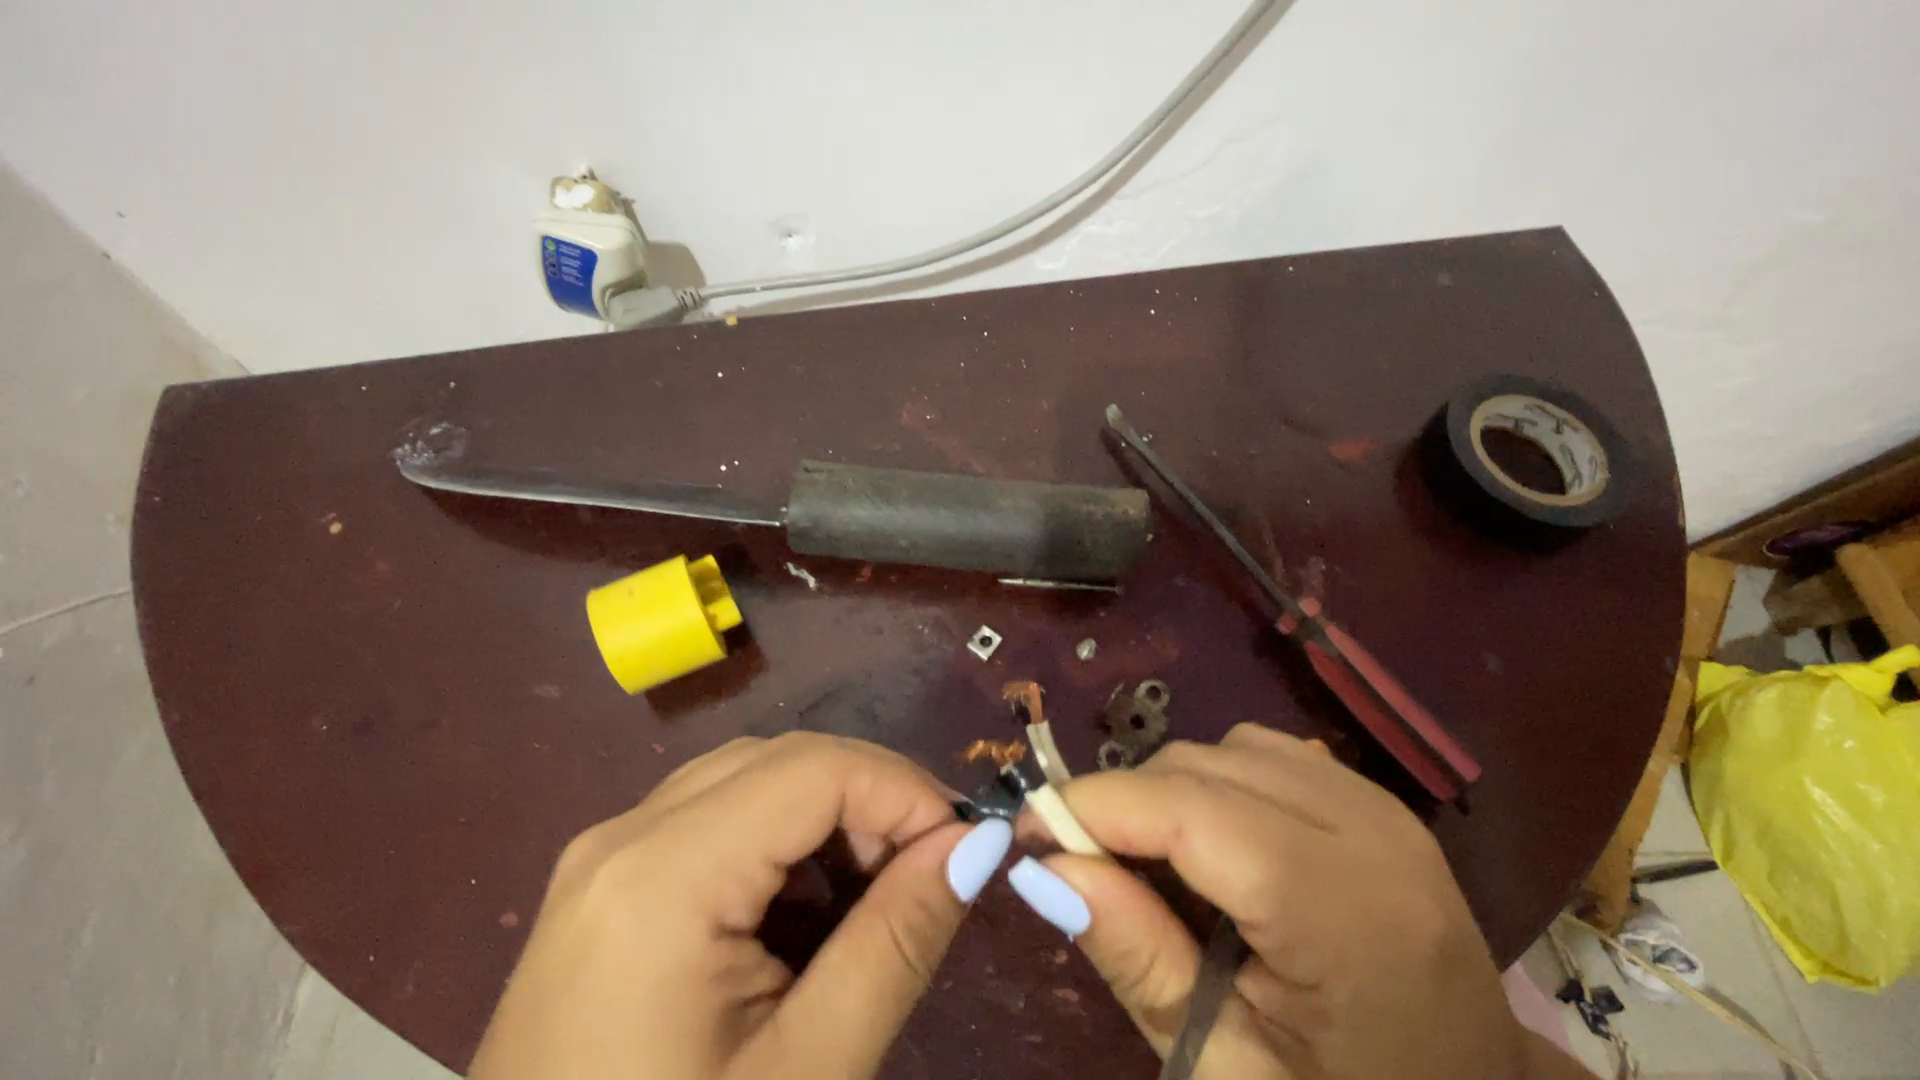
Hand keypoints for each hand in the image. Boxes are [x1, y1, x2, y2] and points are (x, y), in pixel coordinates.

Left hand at [470, 733, 993, 1079]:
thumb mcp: (809, 1071)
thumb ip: (897, 942)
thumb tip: (975, 843)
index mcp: (662, 877)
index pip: (815, 768)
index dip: (906, 791)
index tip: (965, 854)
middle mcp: (622, 839)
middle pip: (779, 764)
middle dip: (870, 801)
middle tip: (927, 878)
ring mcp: (601, 863)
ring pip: (745, 786)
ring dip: (827, 821)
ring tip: (872, 903)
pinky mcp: (600, 893)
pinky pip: (708, 826)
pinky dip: (777, 847)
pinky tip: (800, 923)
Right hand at [1011, 723, 1581, 1079]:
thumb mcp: (1228, 1067)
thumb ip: (1139, 959)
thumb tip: (1043, 866)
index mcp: (1347, 916)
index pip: (1191, 812)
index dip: (1092, 806)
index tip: (1023, 835)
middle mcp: (1372, 832)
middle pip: (1201, 767)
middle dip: (1122, 805)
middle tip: (1085, 874)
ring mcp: (1381, 805)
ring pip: (1224, 748)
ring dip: (1166, 794)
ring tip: (1156, 871)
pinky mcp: (1375, 799)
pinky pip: (1262, 754)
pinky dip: (1213, 785)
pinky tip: (1215, 851)